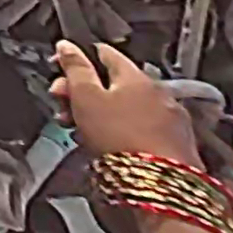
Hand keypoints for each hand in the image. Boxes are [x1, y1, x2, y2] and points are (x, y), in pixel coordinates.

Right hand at [50, 42, 203, 167]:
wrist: (162, 188)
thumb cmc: (117, 134)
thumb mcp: (85, 95)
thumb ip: (75, 67)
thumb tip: (67, 44)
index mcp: (137, 77)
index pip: (103, 52)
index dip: (76, 56)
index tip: (57, 69)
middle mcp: (159, 94)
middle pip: (111, 81)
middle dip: (80, 89)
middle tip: (60, 102)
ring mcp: (171, 122)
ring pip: (122, 105)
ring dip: (94, 110)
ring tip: (74, 125)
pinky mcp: (176, 146)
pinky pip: (137, 126)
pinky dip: (115, 128)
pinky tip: (98, 140)